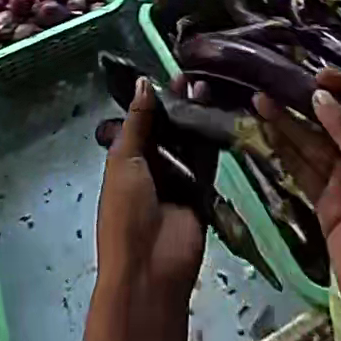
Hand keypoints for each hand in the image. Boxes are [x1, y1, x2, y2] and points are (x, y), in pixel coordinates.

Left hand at [82, 78, 204, 340]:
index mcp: (126, 158)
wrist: (150, 267)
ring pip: (187, 140)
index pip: (141, 121)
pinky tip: (216, 110)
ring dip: (194, 115)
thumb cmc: (126, 210)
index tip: (165, 73)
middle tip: (189, 74)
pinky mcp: (201, 190)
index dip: (152, 99)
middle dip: (176, 104)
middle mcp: (152, 165)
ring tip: (204, 84)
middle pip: (167, 128)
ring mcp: (177, 178)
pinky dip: (210, 137)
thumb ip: (138, 122)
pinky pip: (206, 159)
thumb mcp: (123, 160)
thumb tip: (143, 82)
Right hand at [255, 71, 340, 340]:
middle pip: (335, 123)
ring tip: (258, 98)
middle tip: (274, 81)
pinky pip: (302, 171)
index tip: (318, 75)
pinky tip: (265, 131)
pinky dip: (284, 151)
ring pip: (312, 145)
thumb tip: (320, 94)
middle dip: (307, 102)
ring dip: (287, 122)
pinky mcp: (326, 207)